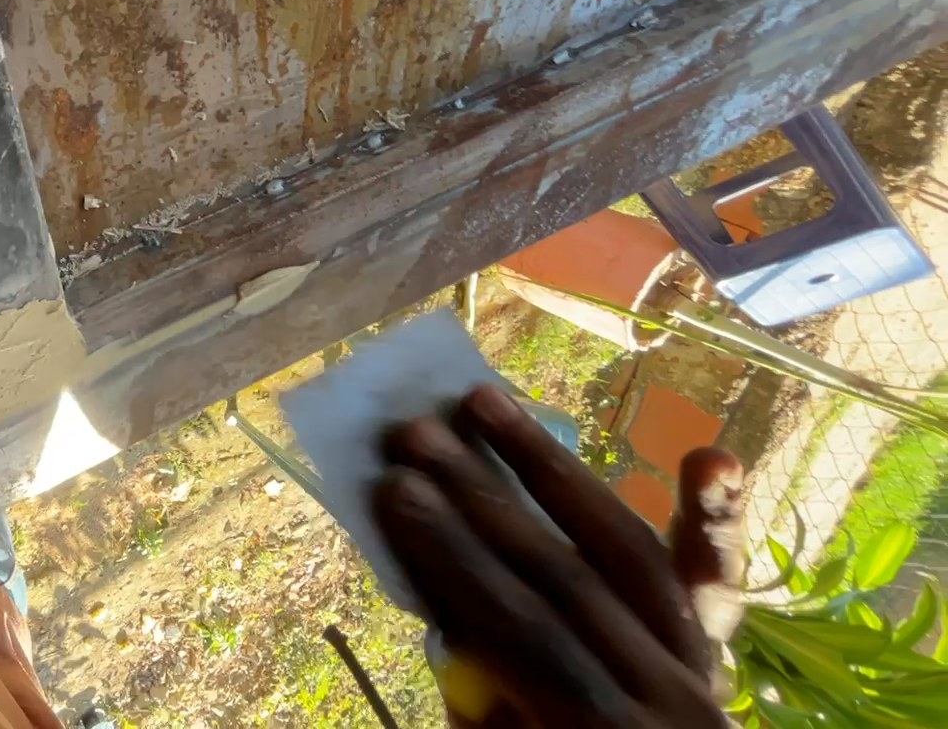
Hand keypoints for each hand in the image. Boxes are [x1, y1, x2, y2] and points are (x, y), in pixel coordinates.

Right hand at [372, 384, 745, 727]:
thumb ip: (472, 678)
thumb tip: (435, 585)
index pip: (523, 628)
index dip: (452, 552)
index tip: (389, 486)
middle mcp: (672, 698)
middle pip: (567, 573)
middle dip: (479, 493)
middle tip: (413, 432)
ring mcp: (698, 661)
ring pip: (624, 548)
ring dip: (545, 463)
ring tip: (482, 400)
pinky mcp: (705, 639)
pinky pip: (709, 576)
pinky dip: (707, 517)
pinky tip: (709, 454)